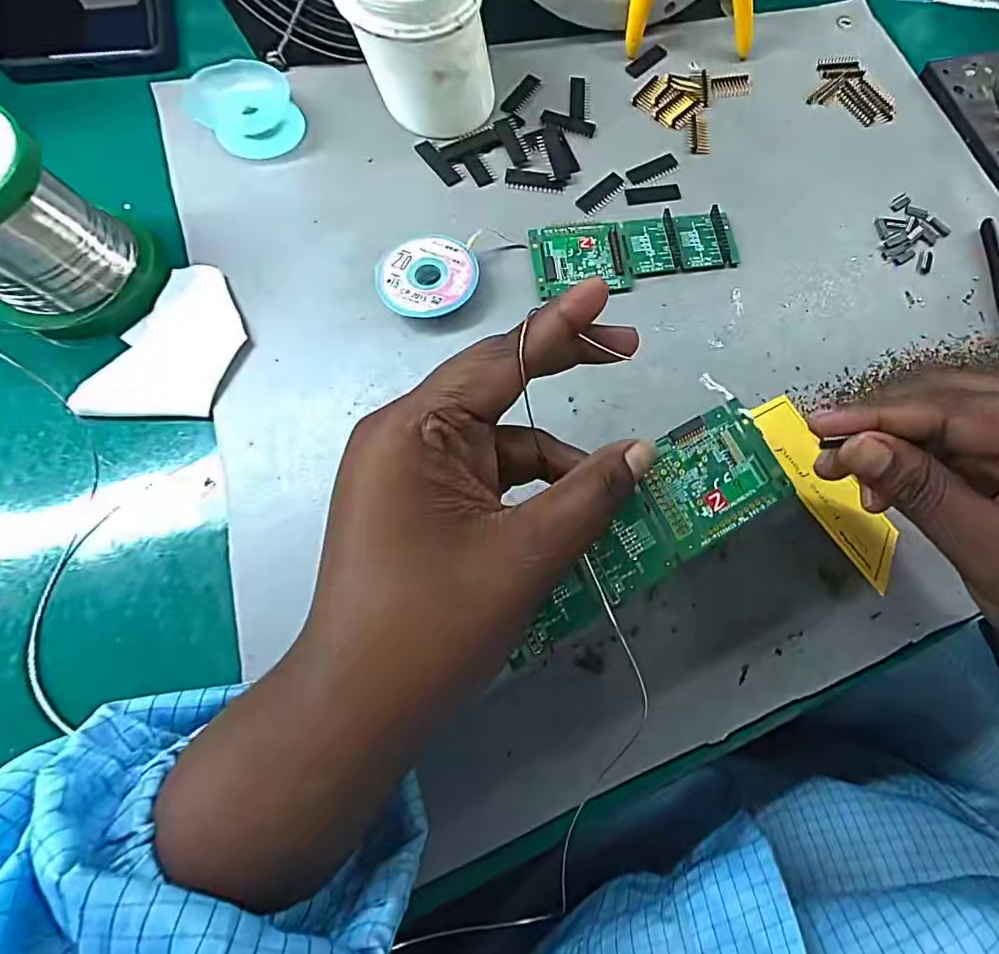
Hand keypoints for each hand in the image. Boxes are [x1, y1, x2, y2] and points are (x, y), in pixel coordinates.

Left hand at [158, 279, 652, 910]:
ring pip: (503, 441)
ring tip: (607, 488)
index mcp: (416, 430)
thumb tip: (642, 451)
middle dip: (564, 368)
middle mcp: (407, 436)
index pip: (501, 359)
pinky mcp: (422, 502)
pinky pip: (491, 476)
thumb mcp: (527, 553)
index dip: (560, 322)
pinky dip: (534, 487)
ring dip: (557, 458)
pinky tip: (569, 511)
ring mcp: (412, 470)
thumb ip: (590, 492)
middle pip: (499, 385)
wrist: (357, 711)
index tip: (600, 288)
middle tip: (627, 351)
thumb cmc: (435, 627)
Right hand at [808, 371, 998, 767]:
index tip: (817, 426)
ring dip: (898, 444)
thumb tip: (853, 446)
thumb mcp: (990, 554)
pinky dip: (921, 465)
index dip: (879, 416)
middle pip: (954, 404)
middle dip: (884, 426)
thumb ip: (921, 490)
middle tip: (826, 453)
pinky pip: (966, 452)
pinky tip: (888, 485)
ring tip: (849, 474)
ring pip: (954, 424)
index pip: (957, 409)